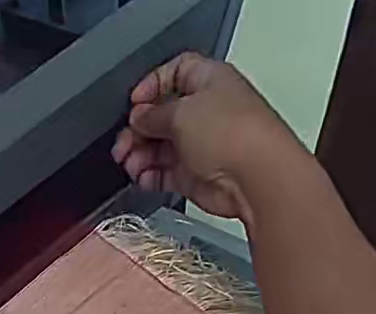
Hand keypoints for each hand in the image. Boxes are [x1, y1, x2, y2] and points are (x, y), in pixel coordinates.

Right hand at [110, 53, 304, 223]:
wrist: (252, 176)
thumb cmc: (232, 134)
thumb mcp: (182, 113)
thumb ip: (153, 115)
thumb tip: (139, 117)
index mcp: (208, 82)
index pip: (175, 73)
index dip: (151, 86)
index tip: (134, 103)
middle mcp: (205, 112)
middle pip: (162, 116)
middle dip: (139, 130)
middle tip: (123, 144)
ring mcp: (200, 145)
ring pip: (160, 148)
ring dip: (140, 156)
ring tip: (130, 165)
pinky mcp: (194, 175)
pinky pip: (165, 174)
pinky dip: (150, 177)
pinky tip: (142, 178)